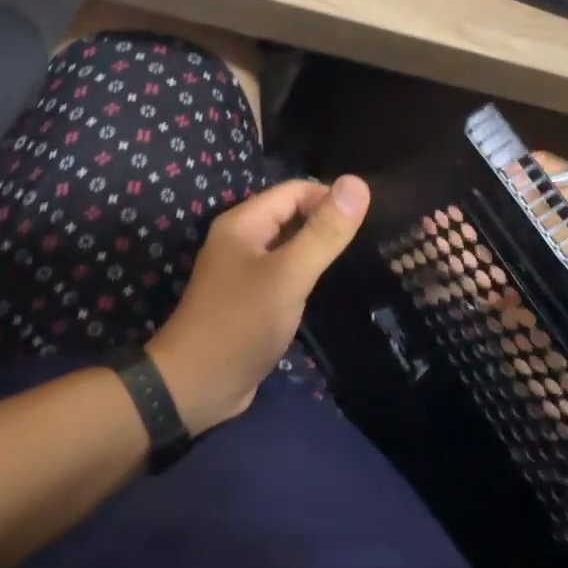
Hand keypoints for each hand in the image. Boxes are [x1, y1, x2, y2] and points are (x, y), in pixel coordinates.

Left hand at [146, 176, 370, 433]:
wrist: (196, 384)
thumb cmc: (240, 324)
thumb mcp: (288, 275)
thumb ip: (323, 233)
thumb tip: (357, 182)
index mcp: (242, 223)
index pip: (295, 191)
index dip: (330, 198)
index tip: (369, 219)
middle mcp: (240, 240)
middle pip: (291, 216)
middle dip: (326, 222)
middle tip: (371, 241)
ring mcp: (244, 271)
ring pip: (289, 247)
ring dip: (318, 250)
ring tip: (360, 261)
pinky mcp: (250, 300)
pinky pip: (284, 275)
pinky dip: (306, 276)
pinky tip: (331, 289)